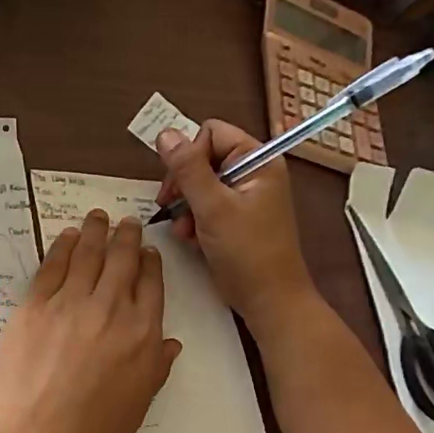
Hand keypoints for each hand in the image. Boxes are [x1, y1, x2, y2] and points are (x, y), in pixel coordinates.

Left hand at [0, 210, 181, 432]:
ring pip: (88, 253)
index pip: (151, 285)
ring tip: (98, 216)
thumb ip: (155, 368)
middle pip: (121, 260)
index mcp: (143, 335)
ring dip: (95, 231)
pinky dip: (62, 246)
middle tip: (125, 222)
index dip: (149, 263)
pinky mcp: (34, 305)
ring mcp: (70, 303)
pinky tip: (67, 237)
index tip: (146, 251)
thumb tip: (169, 343)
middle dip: (125, 237)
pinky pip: (52, 265)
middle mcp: (111, 309)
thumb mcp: (137, 406)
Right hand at [156, 121, 313, 323]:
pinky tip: (191, 238)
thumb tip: (165, 133)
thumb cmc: (247, 252)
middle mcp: (252, 173)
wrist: (268, 299)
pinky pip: (205, 206)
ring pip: (199, 184)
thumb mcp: (212, 207)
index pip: (212, 134)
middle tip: (171, 206)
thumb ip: (187, 169)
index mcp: (257, 161)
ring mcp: (244, 197)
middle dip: (183, 184)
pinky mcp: (235, 219)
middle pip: (202, 158)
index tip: (177, 185)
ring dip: (185, 206)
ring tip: (185, 230)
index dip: (189, 155)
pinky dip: (193, 220)